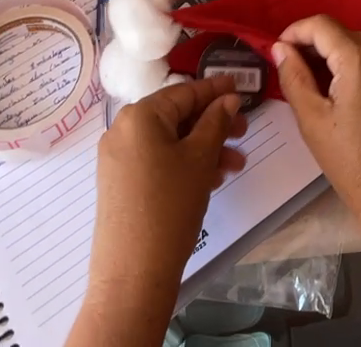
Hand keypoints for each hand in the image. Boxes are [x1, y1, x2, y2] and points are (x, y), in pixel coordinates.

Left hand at [86, 76, 247, 295]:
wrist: (133, 274)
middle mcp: (122, 129)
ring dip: (204, 148)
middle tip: (244, 132)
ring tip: (235, 166)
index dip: (215, 90)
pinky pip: (157, 160)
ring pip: (169, 141)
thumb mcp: (200, 159)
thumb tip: (228, 98)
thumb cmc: (170, 205)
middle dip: (213, 124)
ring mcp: (117, 158)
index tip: (239, 86)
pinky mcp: (119, 183)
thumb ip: (216, 122)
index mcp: (139, 115)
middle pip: (176, 116)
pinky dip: (184, 164)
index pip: (184, 92)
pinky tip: (211, 180)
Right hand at [272, 15, 360, 236]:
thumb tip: (280, 48)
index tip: (278, 50)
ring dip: (334, 52)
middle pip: (342, 32)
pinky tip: (342, 90)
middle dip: (313, 42)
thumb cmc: (350, 162)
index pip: (322, 25)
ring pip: (360, 44)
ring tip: (313, 79)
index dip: (295, 31)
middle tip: (291, 67)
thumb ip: (293, 76)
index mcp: (359, 60)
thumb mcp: (311, 119)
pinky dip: (355, 64)